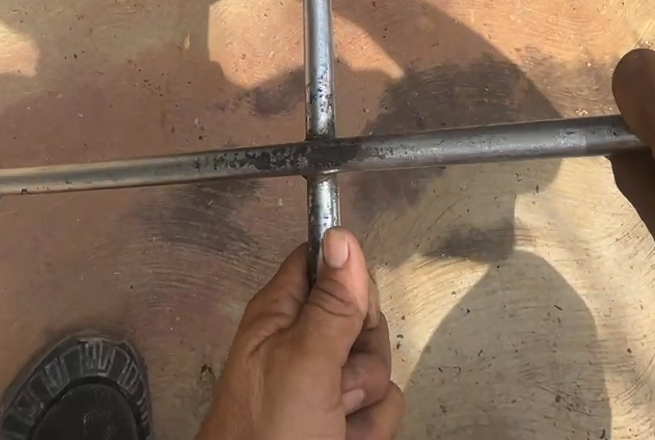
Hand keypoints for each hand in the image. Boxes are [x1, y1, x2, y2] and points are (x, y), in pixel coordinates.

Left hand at [198, 228, 403, 439]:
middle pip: (361, 317)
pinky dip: (369, 433)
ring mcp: (327, 386)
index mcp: (282, 314)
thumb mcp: (302, 362)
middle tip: (336, 383)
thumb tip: (342, 234)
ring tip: (332, 426)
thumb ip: (330, 304)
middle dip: (362, 352)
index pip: (326, 264)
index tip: (353, 309)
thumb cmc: (270, 435)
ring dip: (364, 402)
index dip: (348, 280)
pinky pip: (384, 410)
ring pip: (378, 368)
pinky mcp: (347, 423)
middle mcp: (305, 343)